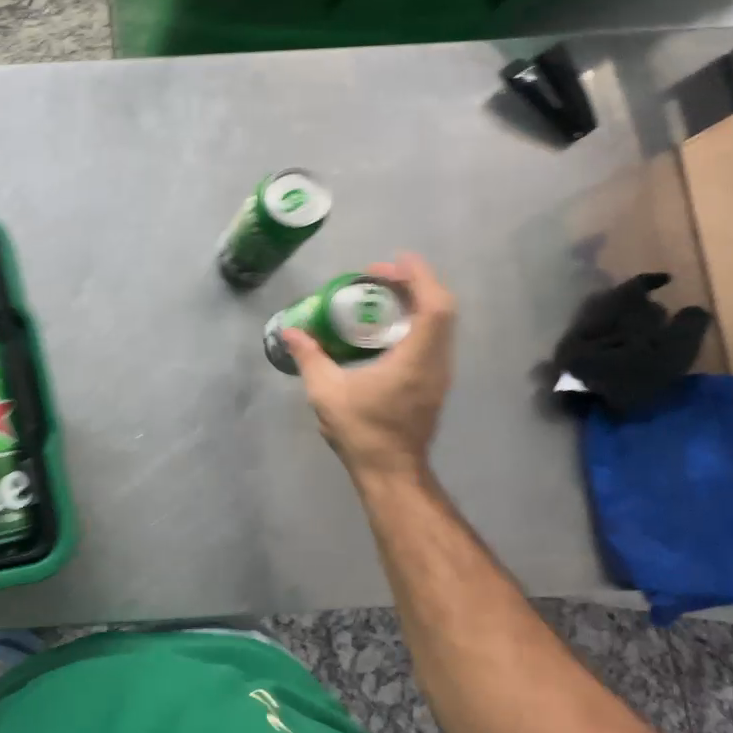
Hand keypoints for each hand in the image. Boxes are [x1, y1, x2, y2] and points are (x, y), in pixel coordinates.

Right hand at [283, 253, 455, 479]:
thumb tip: (290, 330)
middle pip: (442, 309)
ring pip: (441, 324)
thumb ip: (310, 357)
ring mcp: (440, 374)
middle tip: (381, 274)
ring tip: (384, 294)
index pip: (433, 306)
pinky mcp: (435, 383)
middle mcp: (437, 362)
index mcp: (416, 359)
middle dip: (416, 283)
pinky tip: (388, 325)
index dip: (419, 277)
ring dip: (418, 301)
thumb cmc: (362, 431)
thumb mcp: (326, 392)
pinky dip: (417, 321)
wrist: (391, 471)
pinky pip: (434, 339)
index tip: (394, 261)